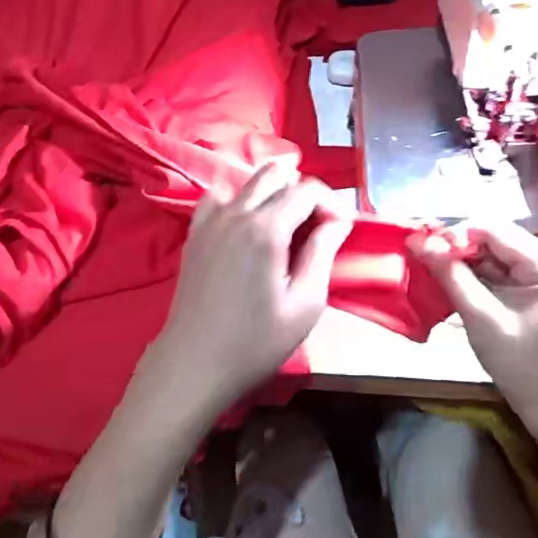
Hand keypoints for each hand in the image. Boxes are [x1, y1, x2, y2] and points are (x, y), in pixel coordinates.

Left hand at [146, 163, 353, 417]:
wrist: (195, 362)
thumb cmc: (256, 342)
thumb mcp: (305, 304)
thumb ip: (322, 254)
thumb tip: (337, 222)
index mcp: (266, 229)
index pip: (306, 189)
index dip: (331, 202)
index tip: (342, 227)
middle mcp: (236, 213)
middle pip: (275, 175)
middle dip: (303, 190)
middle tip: (317, 223)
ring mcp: (210, 220)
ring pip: (246, 181)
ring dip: (273, 190)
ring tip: (288, 221)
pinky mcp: (195, 233)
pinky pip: (217, 196)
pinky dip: (238, 197)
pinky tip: (247, 221)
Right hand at [409, 221, 537, 441]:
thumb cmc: (520, 365)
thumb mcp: (481, 318)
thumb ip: (450, 275)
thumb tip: (418, 240)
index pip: (498, 232)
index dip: (458, 234)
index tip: (424, 245)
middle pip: (498, 239)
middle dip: (459, 246)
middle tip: (424, 253)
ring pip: (497, 254)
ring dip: (465, 259)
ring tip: (432, 264)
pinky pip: (502, 270)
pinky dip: (477, 273)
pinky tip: (452, 277)